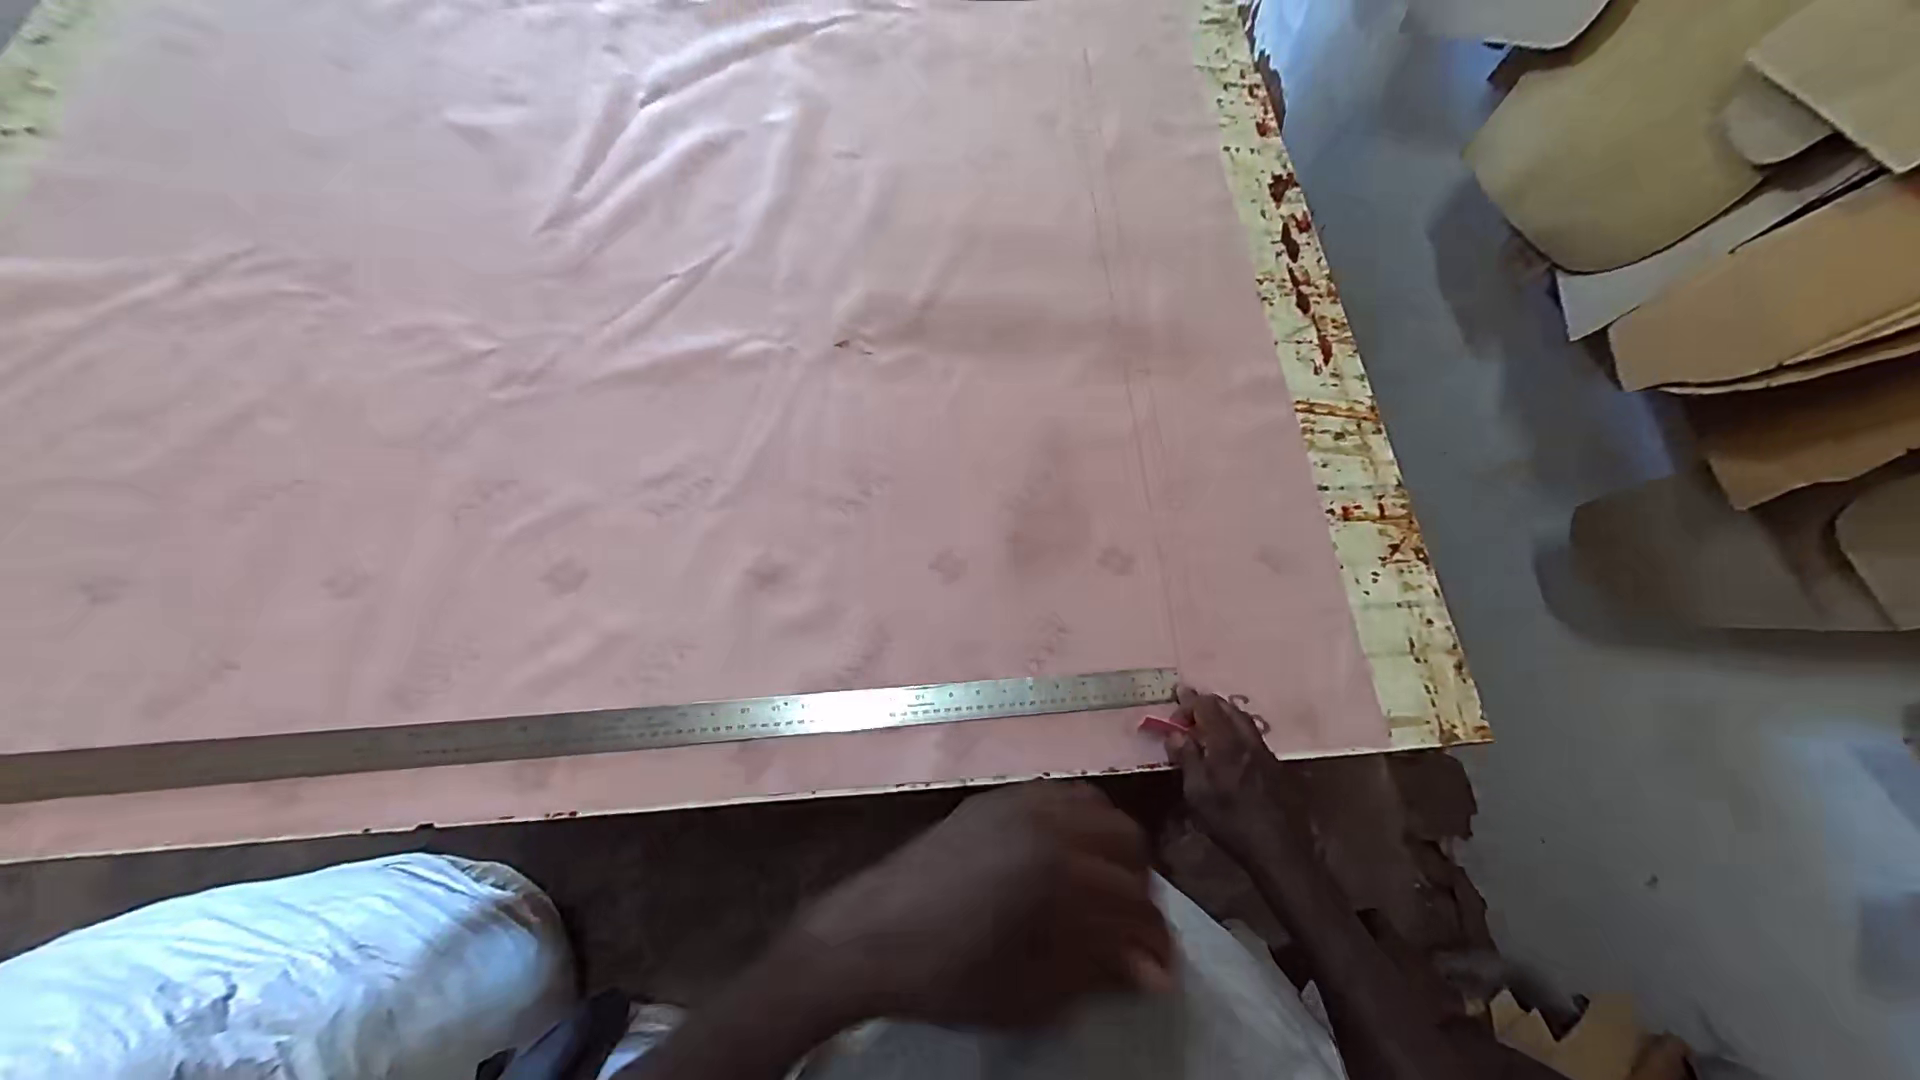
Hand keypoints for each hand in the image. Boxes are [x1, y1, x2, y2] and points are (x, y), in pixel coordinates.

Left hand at [779, 781, 1172, 1028]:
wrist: (873, 932)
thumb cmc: (950, 973)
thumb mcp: (1030, 992)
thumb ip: (1097, 970)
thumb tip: (1151, 968)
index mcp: (1057, 871)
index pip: (1133, 901)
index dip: (1153, 941)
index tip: (1158, 970)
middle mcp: (1045, 820)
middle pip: (1127, 841)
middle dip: (1139, 888)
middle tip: (1129, 929)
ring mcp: (1018, 800)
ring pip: (1097, 808)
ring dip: (1112, 848)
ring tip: (1101, 888)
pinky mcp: (996, 797)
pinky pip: (1058, 793)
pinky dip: (1079, 819)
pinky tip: (1065, 852)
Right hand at [1162, 686, 1314, 867]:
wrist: (1280, 850)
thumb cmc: (1231, 822)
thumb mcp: (1197, 794)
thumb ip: (1187, 759)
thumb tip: (1175, 733)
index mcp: (1227, 743)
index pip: (1207, 707)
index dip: (1189, 701)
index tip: (1175, 700)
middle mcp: (1249, 741)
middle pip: (1229, 707)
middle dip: (1207, 704)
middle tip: (1188, 711)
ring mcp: (1266, 753)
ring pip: (1243, 720)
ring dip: (1223, 715)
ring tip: (1206, 725)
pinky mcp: (1276, 767)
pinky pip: (1252, 735)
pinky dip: (1236, 729)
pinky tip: (1229, 746)